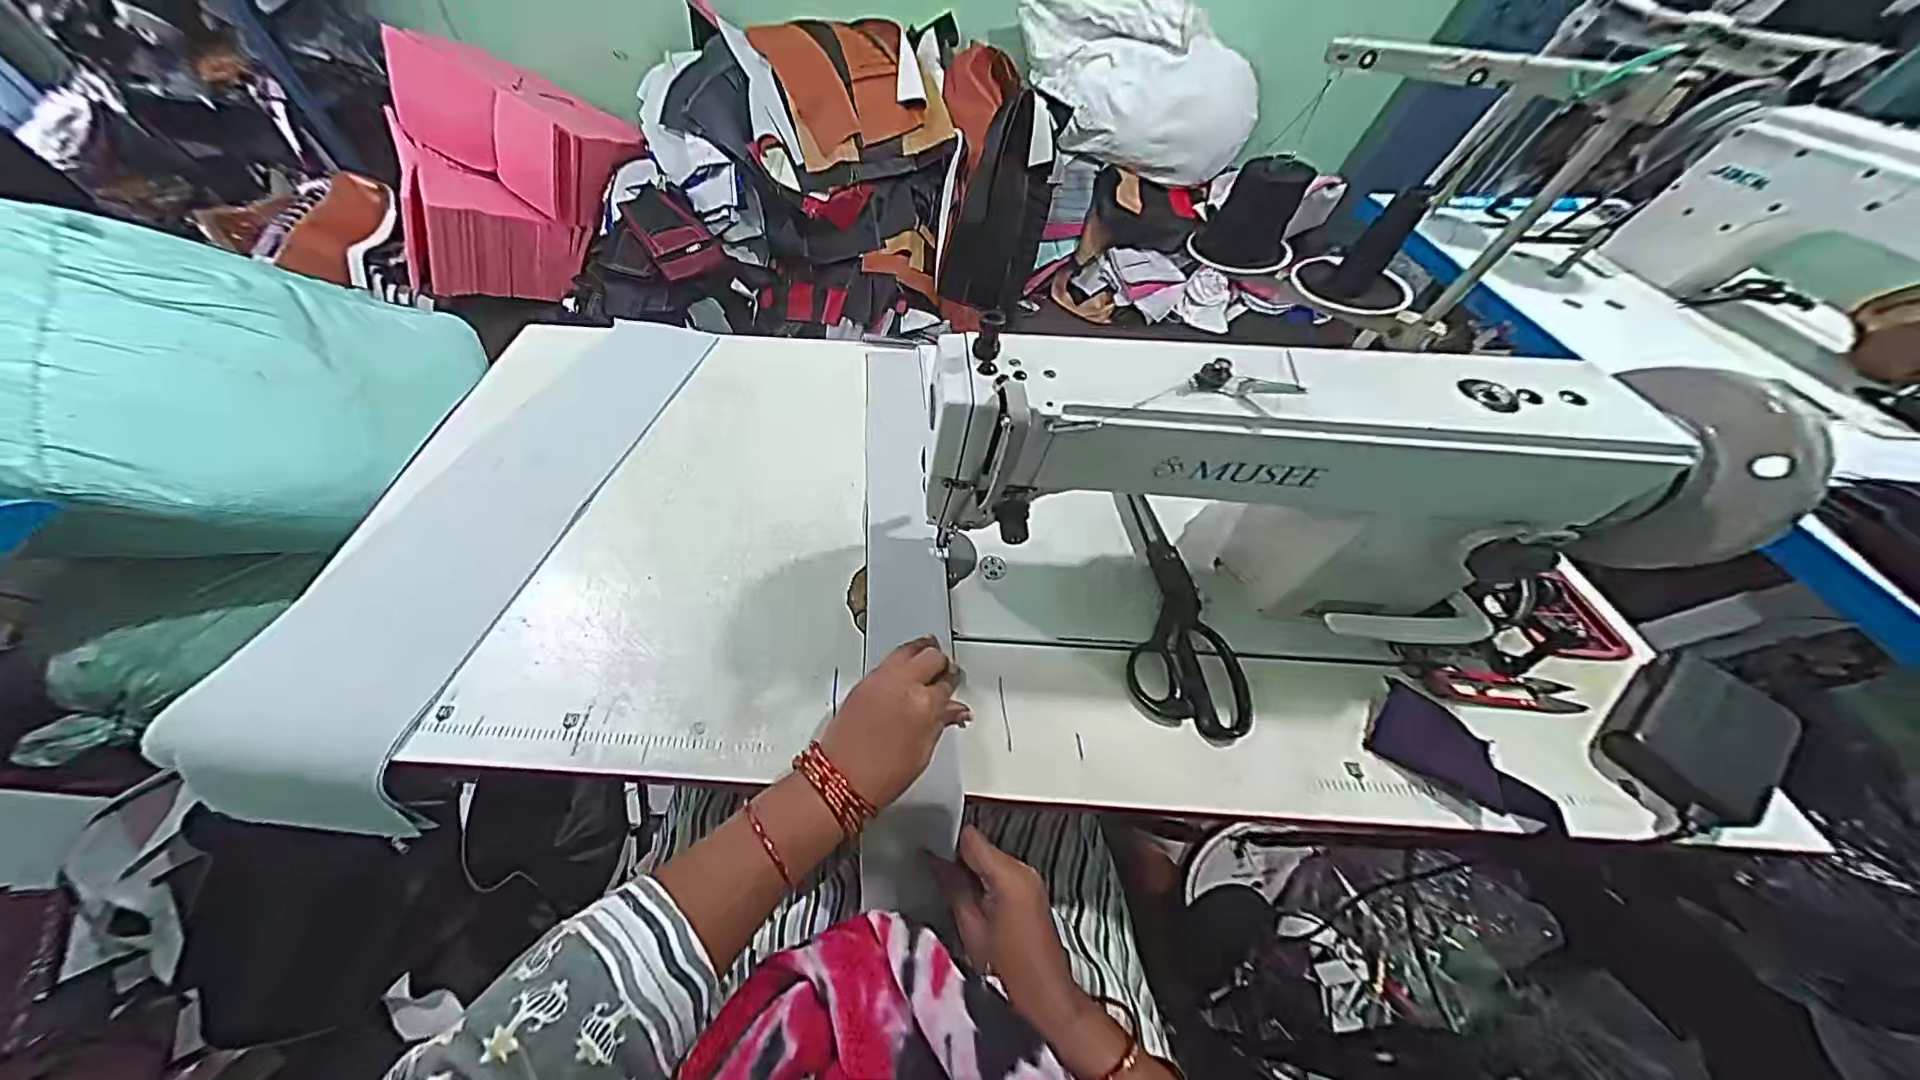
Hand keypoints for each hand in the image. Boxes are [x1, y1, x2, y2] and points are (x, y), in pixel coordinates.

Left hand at [816, 636, 968, 808]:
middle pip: (931, 656)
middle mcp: (904, 684)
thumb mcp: (923, 752)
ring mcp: (882, 679)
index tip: (954, 685)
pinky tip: (906, 665)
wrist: (841, 779)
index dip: (954, 683)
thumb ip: (939, 723)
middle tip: (944, 670)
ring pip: (909, 649)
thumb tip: (951, 712)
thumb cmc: (879, 775)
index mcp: (925, 704)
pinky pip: (889, 659)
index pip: (948, 682)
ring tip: (928, 653)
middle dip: (941, 662)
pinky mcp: (864, 681)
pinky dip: (901, 659)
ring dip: (922, 651)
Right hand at [933, 826, 1090, 1036]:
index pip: (972, 838)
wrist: (1045, 992)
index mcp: (1007, 874)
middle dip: (962, 859)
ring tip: (959, 892)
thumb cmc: (1006, 967)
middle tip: (943, 878)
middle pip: (983, 846)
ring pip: (993, 857)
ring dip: (975, 870)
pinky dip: (988, 878)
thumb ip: (953, 887)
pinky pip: (1004, 870)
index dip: (950, 845)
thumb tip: (936, 862)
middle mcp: (1022, 867)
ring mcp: (1031, 876)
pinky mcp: (1033, 887)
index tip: (934, 858)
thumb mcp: (971, 928)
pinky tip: (978, 900)